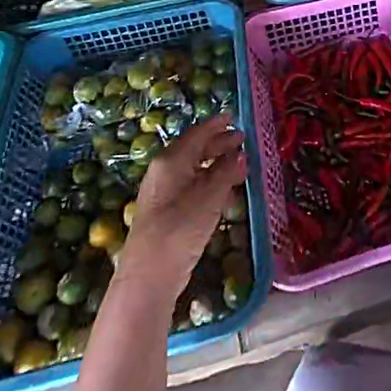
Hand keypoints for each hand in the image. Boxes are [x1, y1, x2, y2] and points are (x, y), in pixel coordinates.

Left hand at [118, 114, 246, 293]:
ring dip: (213, 162)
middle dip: (217, 143)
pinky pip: (189, 184)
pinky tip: (221, 189)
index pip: (197, 134)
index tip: (233, 117)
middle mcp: (163, 170)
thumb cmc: (180, 229)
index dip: (216, 125)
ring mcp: (162, 191)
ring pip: (191, 168)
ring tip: (237, 162)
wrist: (149, 274)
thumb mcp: (209, 199)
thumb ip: (226, 173)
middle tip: (241, 139)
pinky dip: (207, 180)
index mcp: (171, 160)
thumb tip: (241, 153)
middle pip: (193, 149)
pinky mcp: (164, 211)